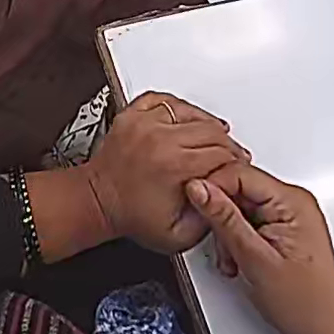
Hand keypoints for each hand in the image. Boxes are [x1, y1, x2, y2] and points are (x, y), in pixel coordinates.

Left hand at [81, 93, 249, 253]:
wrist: (98, 199)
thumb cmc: (131, 215)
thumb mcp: (179, 235)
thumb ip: (209, 218)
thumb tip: (226, 197)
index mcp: (174, 166)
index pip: (220, 153)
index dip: (234, 161)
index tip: (235, 166)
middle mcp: (159, 139)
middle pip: (209, 129)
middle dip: (225, 142)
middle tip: (229, 152)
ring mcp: (143, 123)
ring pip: (188, 110)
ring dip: (204, 121)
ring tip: (212, 132)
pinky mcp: (131, 115)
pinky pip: (161, 98)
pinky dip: (175, 105)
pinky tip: (183, 115)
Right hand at [187, 164, 333, 333]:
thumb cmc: (303, 306)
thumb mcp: (255, 259)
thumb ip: (224, 219)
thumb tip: (200, 187)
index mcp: (292, 201)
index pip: (240, 173)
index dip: (213, 187)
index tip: (196, 205)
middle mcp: (291, 201)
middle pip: (238, 188)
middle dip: (221, 216)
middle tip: (220, 246)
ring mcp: (286, 214)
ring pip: (238, 204)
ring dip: (226, 231)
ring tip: (232, 259)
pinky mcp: (280, 227)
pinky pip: (246, 218)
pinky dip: (235, 237)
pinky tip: (237, 258)